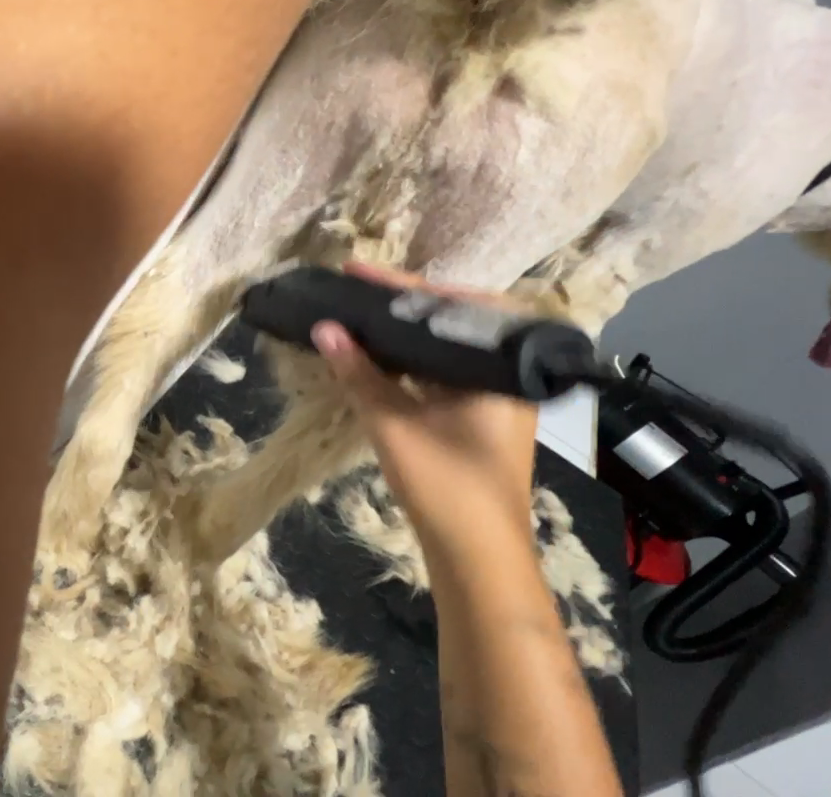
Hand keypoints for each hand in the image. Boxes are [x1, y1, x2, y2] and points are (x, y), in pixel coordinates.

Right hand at [312, 263, 539, 552]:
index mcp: (501, 372)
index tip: (363, 273)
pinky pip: (445, 373)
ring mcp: (495, 401)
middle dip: (407, 305)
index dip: (407, 287)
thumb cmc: (446, 485)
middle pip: (457, 323)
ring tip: (365, 314)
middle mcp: (505, 379)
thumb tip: (325, 329)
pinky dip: (413, 359)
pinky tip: (381, 355)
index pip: (458, 306)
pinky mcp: (480, 421)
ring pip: (449, 349)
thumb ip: (359, 374)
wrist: (477, 557)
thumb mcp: (394, 425)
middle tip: (360, 289)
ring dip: (409, 332)